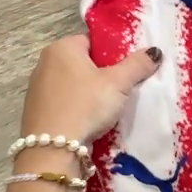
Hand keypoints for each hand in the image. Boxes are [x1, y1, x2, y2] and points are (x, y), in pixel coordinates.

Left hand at [20, 36, 160, 143]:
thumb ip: (137, 65)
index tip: (126, 68)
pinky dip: (77, 107)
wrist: (52, 149)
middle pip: (82, 62)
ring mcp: (37, 88)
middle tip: (122, 88)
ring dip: (90, 92)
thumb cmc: (86, 105)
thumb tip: (155, 51)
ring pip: (73, 84)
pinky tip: (89, 121)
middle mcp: (45, 62)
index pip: (92, 41)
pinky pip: (64, 102)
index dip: (112, 53)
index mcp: (62, 48)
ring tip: (108, 107)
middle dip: (102, 74)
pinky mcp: (36, 111)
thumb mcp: (118, 83)